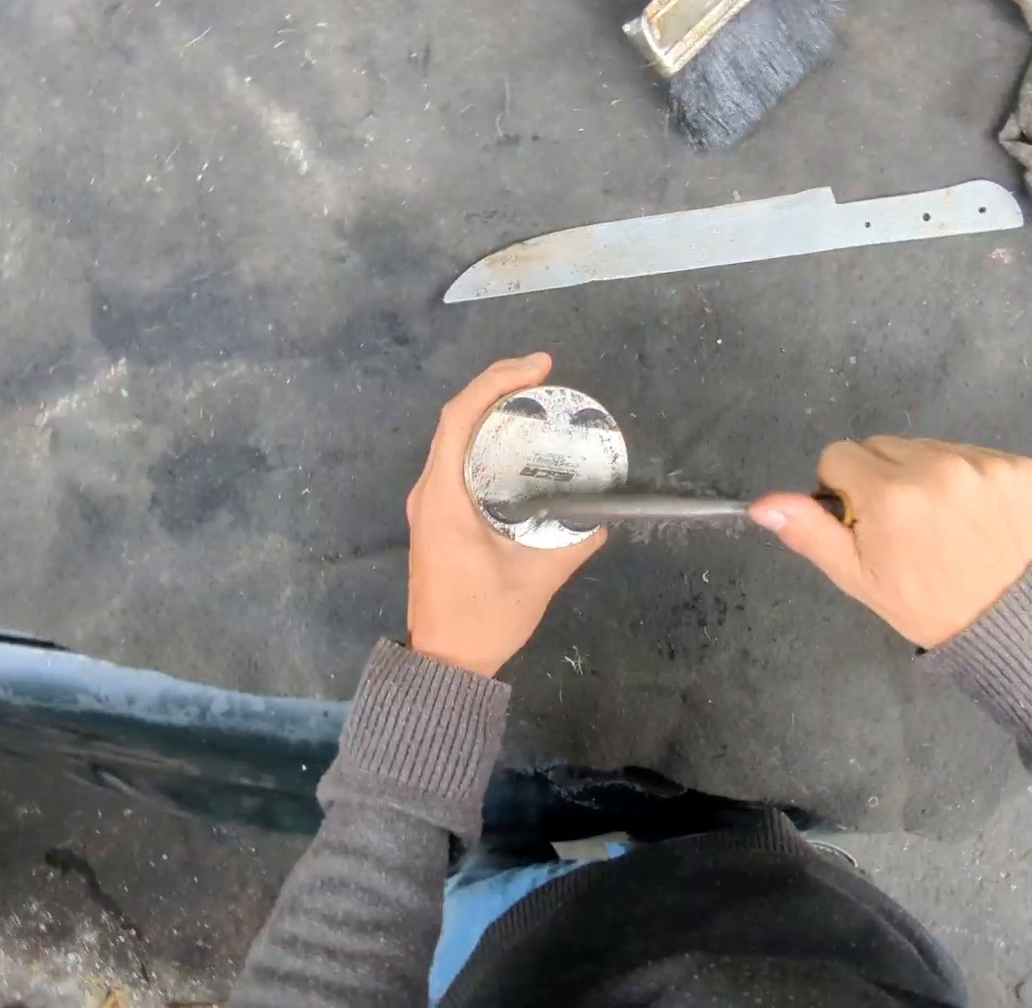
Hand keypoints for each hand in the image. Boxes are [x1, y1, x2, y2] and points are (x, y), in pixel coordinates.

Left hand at [406, 354, 607, 676]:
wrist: (443, 662)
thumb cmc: (482, 620)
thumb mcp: (536, 580)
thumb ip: (573, 543)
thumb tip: (603, 517)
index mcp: (444, 497)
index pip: (460, 419)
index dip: (496, 382)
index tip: (538, 369)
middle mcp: (429, 490)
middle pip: (457, 419)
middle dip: (498, 387)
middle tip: (544, 378)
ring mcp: (429, 502)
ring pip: (455, 437)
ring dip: (491, 412)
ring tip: (535, 401)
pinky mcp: (436, 514)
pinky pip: (458, 460)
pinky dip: (486, 440)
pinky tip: (518, 445)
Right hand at [749, 437, 1031, 647]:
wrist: (1013, 629)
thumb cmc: (922, 604)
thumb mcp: (854, 575)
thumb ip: (808, 531)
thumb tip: (762, 505)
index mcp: (890, 494)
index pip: (838, 456)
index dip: (841, 489)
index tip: (863, 520)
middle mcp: (939, 467)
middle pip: (881, 446)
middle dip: (879, 478)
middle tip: (901, 525)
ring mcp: (986, 466)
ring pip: (926, 447)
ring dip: (923, 475)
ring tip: (941, 522)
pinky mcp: (1025, 468)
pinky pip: (974, 455)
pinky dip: (968, 479)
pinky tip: (975, 516)